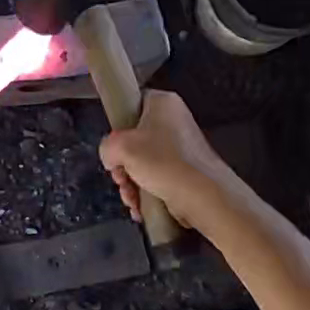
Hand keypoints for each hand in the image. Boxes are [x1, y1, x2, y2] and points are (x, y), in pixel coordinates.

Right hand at [99, 90, 234, 223]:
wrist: (203, 195)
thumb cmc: (163, 162)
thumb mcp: (120, 147)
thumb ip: (107, 147)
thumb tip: (113, 159)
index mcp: (163, 103)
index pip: (130, 105)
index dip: (117, 127)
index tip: (114, 147)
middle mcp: (174, 121)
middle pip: (133, 140)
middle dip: (122, 165)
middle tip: (122, 177)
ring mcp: (181, 147)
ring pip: (141, 163)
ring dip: (130, 182)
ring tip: (132, 198)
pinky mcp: (185, 170)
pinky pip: (155, 177)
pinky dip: (144, 192)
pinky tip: (140, 206)